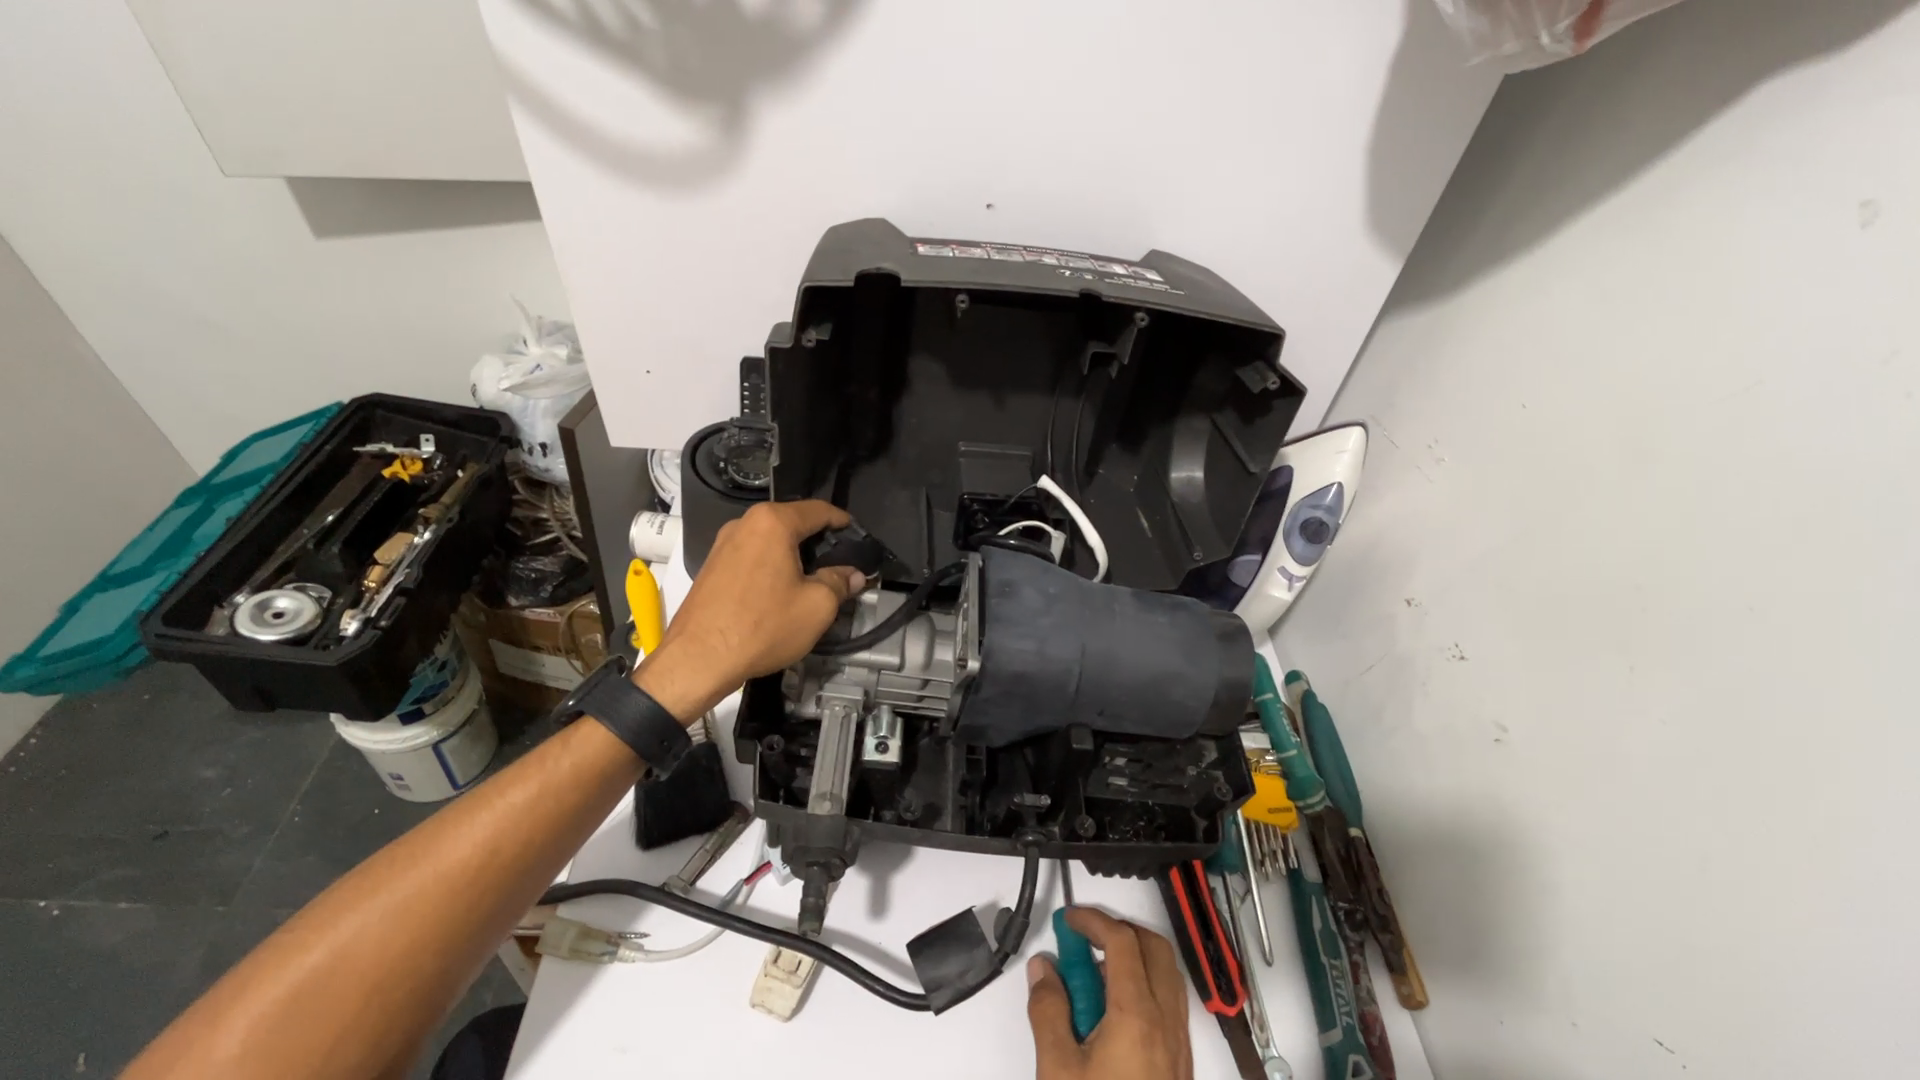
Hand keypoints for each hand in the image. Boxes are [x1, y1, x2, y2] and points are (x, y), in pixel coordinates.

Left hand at [633, 500, 864, 719]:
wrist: (698, 659)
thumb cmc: (763, 626)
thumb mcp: (817, 606)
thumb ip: (840, 582)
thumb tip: (853, 574)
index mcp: (773, 522)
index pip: (819, 510)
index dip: (843, 523)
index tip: (859, 539)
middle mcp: (745, 524)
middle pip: (792, 523)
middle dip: (818, 541)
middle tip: (840, 565)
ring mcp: (723, 544)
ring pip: (771, 541)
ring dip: (793, 556)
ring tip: (812, 581)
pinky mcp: (711, 567)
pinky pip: (752, 557)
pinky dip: (771, 567)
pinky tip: (780, 592)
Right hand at [1028, 909, 1192, 1079]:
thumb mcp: (1058, 1069)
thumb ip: (1048, 1010)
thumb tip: (1044, 968)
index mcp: (1136, 1014)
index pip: (1121, 942)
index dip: (1093, 920)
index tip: (1068, 919)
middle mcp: (1167, 1020)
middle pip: (1154, 947)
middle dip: (1119, 930)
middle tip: (1084, 939)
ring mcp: (1179, 1041)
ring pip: (1167, 973)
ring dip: (1134, 957)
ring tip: (1094, 975)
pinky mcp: (1181, 1061)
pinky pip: (1170, 1002)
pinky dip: (1145, 984)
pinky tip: (1113, 1010)